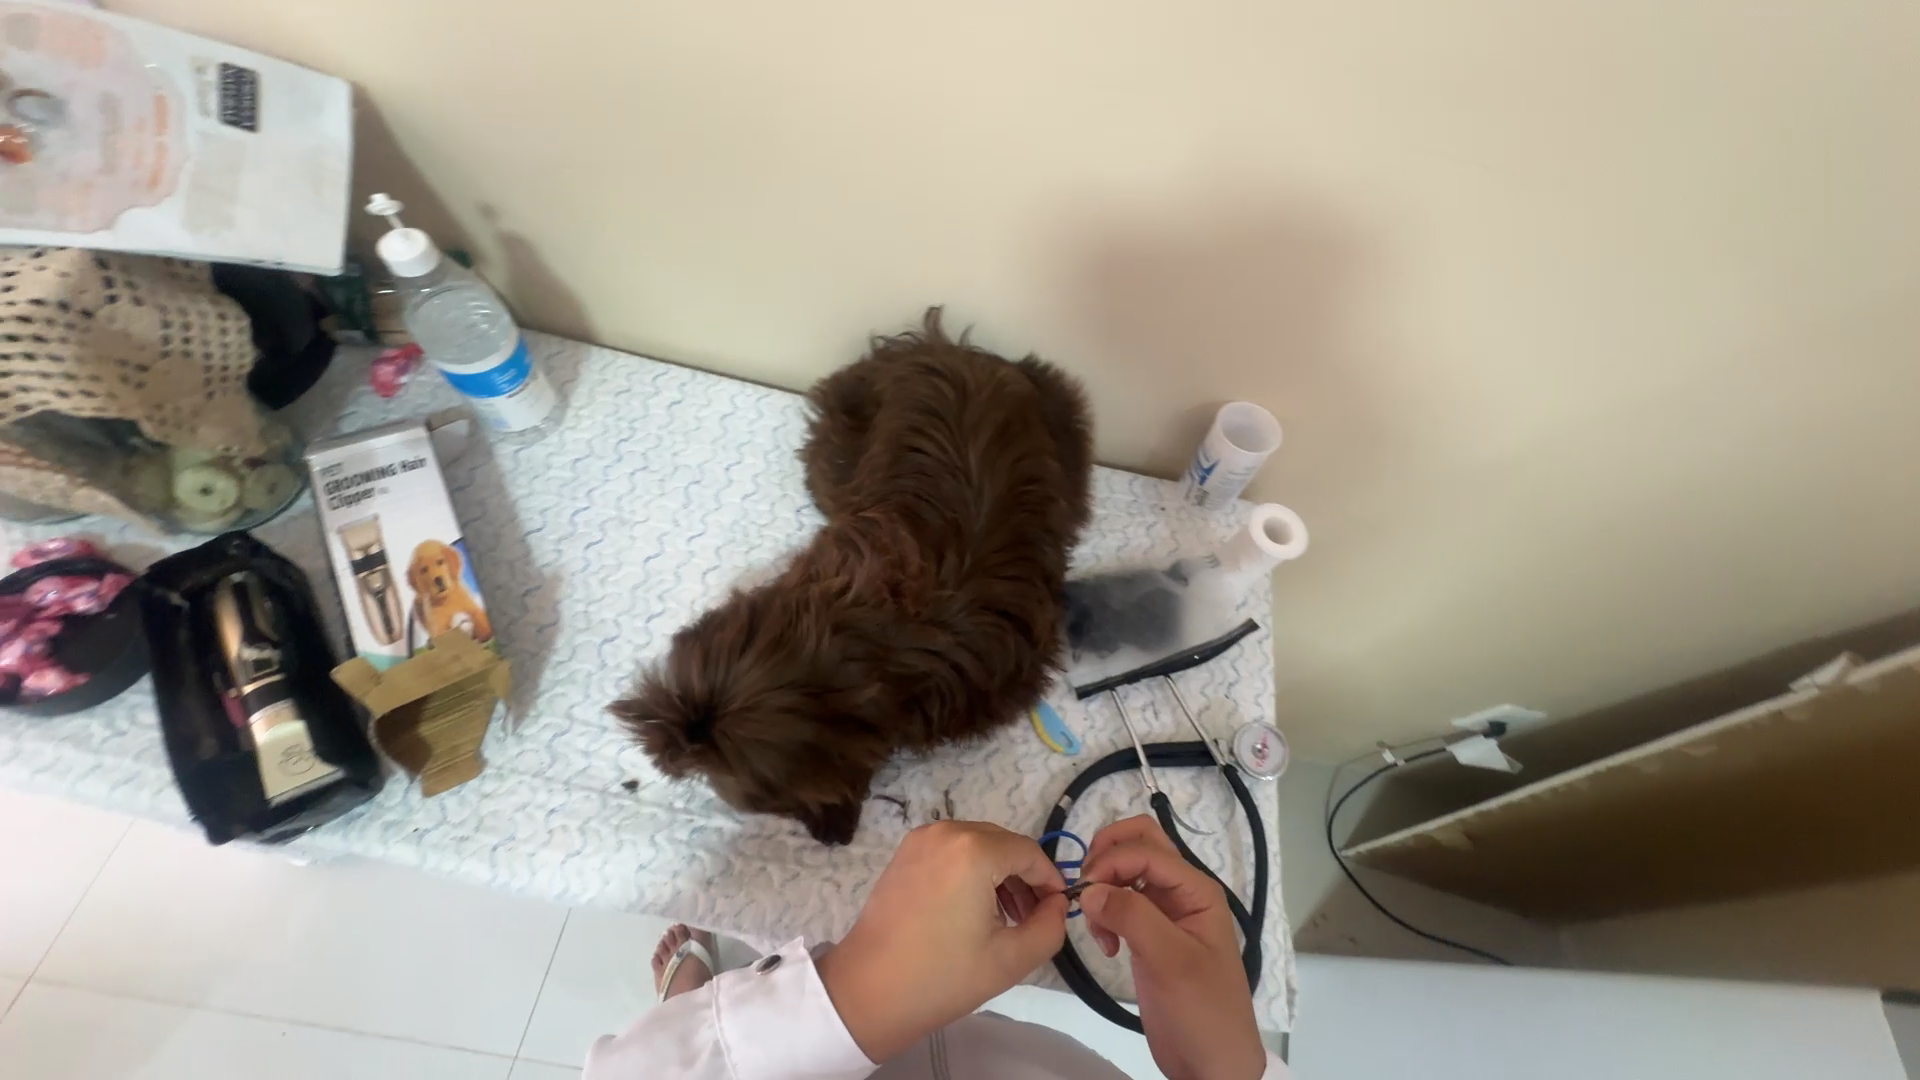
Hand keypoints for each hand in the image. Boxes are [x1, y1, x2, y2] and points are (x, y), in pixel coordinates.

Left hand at [817, 820, 1068, 1060]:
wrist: (869, 990)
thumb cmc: (942, 975)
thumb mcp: (1010, 959)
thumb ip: (1049, 927)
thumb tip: (1057, 904)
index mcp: (974, 850)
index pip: (1029, 853)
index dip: (1049, 880)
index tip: (1056, 911)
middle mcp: (948, 831)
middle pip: (1003, 844)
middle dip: (1024, 877)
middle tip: (1030, 919)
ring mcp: (922, 838)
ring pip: (978, 844)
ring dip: (998, 873)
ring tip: (1003, 919)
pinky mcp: (906, 851)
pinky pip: (953, 849)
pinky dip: (970, 869)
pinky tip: (971, 908)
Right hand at [1078, 816, 1264, 1079]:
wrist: (1212, 1067)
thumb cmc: (1202, 1012)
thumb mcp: (1171, 962)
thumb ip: (1132, 917)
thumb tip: (1089, 888)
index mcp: (1196, 889)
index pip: (1147, 849)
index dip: (1112, 860)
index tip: (1085, 891)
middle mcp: (1180, 890)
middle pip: (1138, 842)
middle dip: (1106, 855)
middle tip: (1086, 888)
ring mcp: (1164, 910)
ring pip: (1125, 868)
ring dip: (1103, 884)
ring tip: (1097, 926)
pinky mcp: (1147, 930)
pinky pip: (1119, 898)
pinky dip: (1104, 909)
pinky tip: (1105, 942)